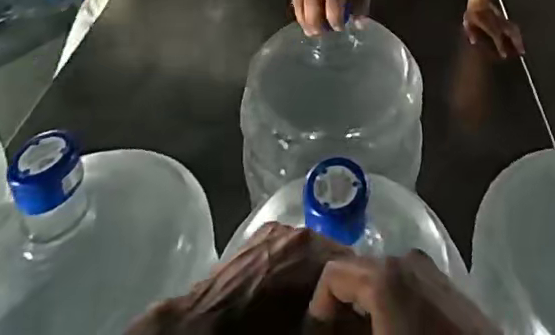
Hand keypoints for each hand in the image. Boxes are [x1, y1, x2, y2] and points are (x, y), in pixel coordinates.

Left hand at [124, 223, 348, 333]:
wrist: (200, 327)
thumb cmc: (255, 332)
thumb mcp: (303, 330)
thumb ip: (330, 319)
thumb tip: (350, 318)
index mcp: (313, 251)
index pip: (352, 265)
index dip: (355, 289)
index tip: (353, 310)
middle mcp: (299, 231)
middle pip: (331, 254)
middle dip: (335, 278)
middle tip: (331, 308)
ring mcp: (277, 229)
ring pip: (309, 249)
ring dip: (313, 271)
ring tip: (308, 300)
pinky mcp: (258, 235)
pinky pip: (287, 248)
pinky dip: (292, 264)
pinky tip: (284, 289)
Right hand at [292, 0, 372, 34]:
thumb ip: (362, 5)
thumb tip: (358, 25)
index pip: (333, 0)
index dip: (335, 18)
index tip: (340, 27)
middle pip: (312, 0)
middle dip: (314, 21)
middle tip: (321, 34)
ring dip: (303, 19)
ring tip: (311, 31)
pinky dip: (299, 11)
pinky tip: (305, 20)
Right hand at [307, 251, 500, 334]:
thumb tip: (316, 330)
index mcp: (385, 275)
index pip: (331, 275)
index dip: (317, 310)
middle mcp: (406, 259)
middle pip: (356, 274)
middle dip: (340, 311)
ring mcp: (429, 270)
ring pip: (380, 280)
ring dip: (363, 312)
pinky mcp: (446, 285)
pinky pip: (404, 287)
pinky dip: (388, 308)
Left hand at [462, 0, 523, 58]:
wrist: (479, 0)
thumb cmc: (473, 12)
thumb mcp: (468, 22)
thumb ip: (471, 32)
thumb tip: (473, 41)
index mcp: (490, 25)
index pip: (497, 37)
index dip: (501, 47)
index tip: (504, 55)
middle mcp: (499, 23)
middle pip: (512, 33)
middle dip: (517, 43)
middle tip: (522, 52)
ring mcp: (503, 20)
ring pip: (515, 29)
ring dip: (519, 38)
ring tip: (522, 47)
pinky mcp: (503, 18)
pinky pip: (513, 26)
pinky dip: (516, 33)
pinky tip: (517, 38)